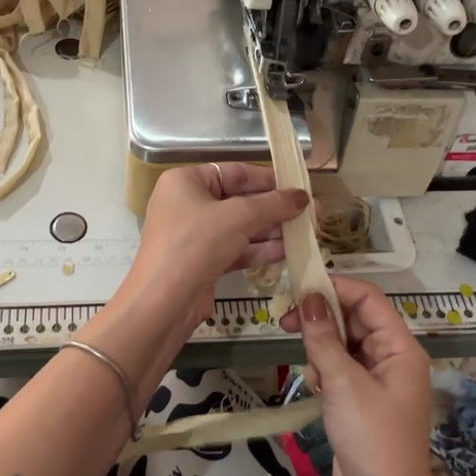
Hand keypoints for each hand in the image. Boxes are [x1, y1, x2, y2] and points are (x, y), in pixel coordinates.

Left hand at [122, 165, 307, 329]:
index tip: (298, 187)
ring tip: (308, 231)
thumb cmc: (195, 245)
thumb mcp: (238, 217)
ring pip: (240, 227)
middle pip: (239, 200)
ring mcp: (194, 236)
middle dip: (275, 208)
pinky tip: (288, 250)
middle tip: (312, 213)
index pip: (234, 172)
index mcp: (185, 182)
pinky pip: (236, 249)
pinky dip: (260, 250)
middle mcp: (187, 204)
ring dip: (272, 229)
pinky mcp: (202, 262)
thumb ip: (273, 204)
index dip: (268, 179)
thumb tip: (303, 197)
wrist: (164, 303)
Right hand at [282, 278, 436, 475]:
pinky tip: (315, 387)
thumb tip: (309, 298)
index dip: (335, 288)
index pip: (368, 299)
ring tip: (309, 367)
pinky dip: (323, 371)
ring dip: (321, 348)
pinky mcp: (360, 400)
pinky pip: (338, 369)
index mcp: (400, 348)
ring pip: (342, 344)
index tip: (297, 287)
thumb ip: (324, 339)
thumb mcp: (344, 384)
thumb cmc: (371, 439)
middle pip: (354, 319)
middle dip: (322, 318)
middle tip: (286, 321)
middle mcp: (391, 358)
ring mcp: (376, 380)